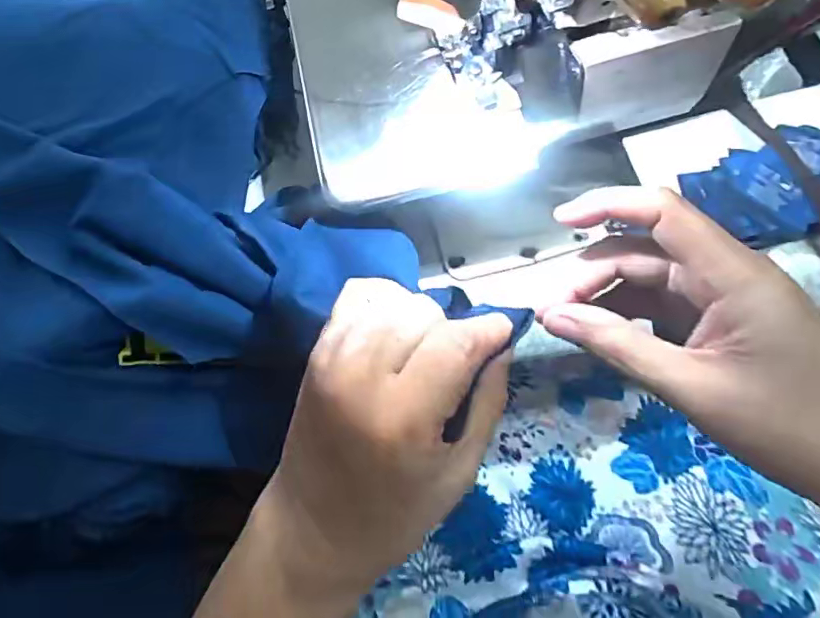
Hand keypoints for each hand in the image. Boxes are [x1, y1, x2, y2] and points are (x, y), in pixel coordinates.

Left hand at [259, 278, 512, 601]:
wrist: (315, 525)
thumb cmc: (395, 514)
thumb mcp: (459, 474)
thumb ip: (486, 403)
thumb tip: (502, 345)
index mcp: (402, 416)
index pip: (453, 344)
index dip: (487, 329)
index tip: (504, 330)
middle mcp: (362, 374)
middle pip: (423, 314)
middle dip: (452, 330)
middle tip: (457, 361)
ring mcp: (333, 355)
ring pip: (394, 300)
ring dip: (419, 316)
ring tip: (425, 350)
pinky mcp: (317, 347)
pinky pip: (358, 294)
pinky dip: (384, 302)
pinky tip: (393, 329)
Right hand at [538, 187, 819, 517]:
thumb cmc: (789, 428)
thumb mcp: (694, 389)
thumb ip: (618, 346)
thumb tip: (551, 316)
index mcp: (732, 273)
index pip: (662, 211)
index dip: (606, 204)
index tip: (559, 224)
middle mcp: (727, 271)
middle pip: (645, 248)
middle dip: (595, 272)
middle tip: (556, 311)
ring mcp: (726, 294)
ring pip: (650, 274)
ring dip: (608, 293)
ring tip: (570, 322)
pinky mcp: (724, 317)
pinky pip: (665, 300)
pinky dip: (631, 312)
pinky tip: (606, 334)